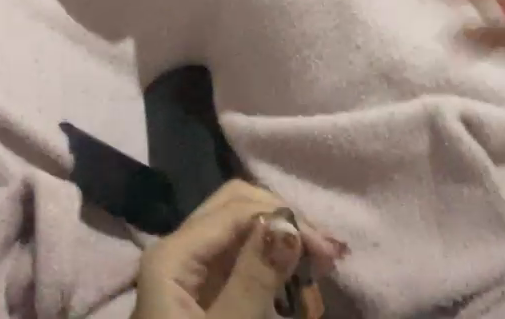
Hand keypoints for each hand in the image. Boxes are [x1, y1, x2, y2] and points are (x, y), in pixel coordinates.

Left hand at [133, 181, 346, 318]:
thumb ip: (255, 278)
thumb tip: (287, 222)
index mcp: (173, 255)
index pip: (236, 207)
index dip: (285, 218)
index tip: (331, 254)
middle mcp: (178, 252)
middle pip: (237, 210)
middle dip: (284, 224)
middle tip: (328, 258)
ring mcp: (189, 273)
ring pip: (241, 234)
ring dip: (281, 246)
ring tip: (317, 273)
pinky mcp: (202, 296)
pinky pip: (239, 263)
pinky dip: (269, 269)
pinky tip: (295, 289)